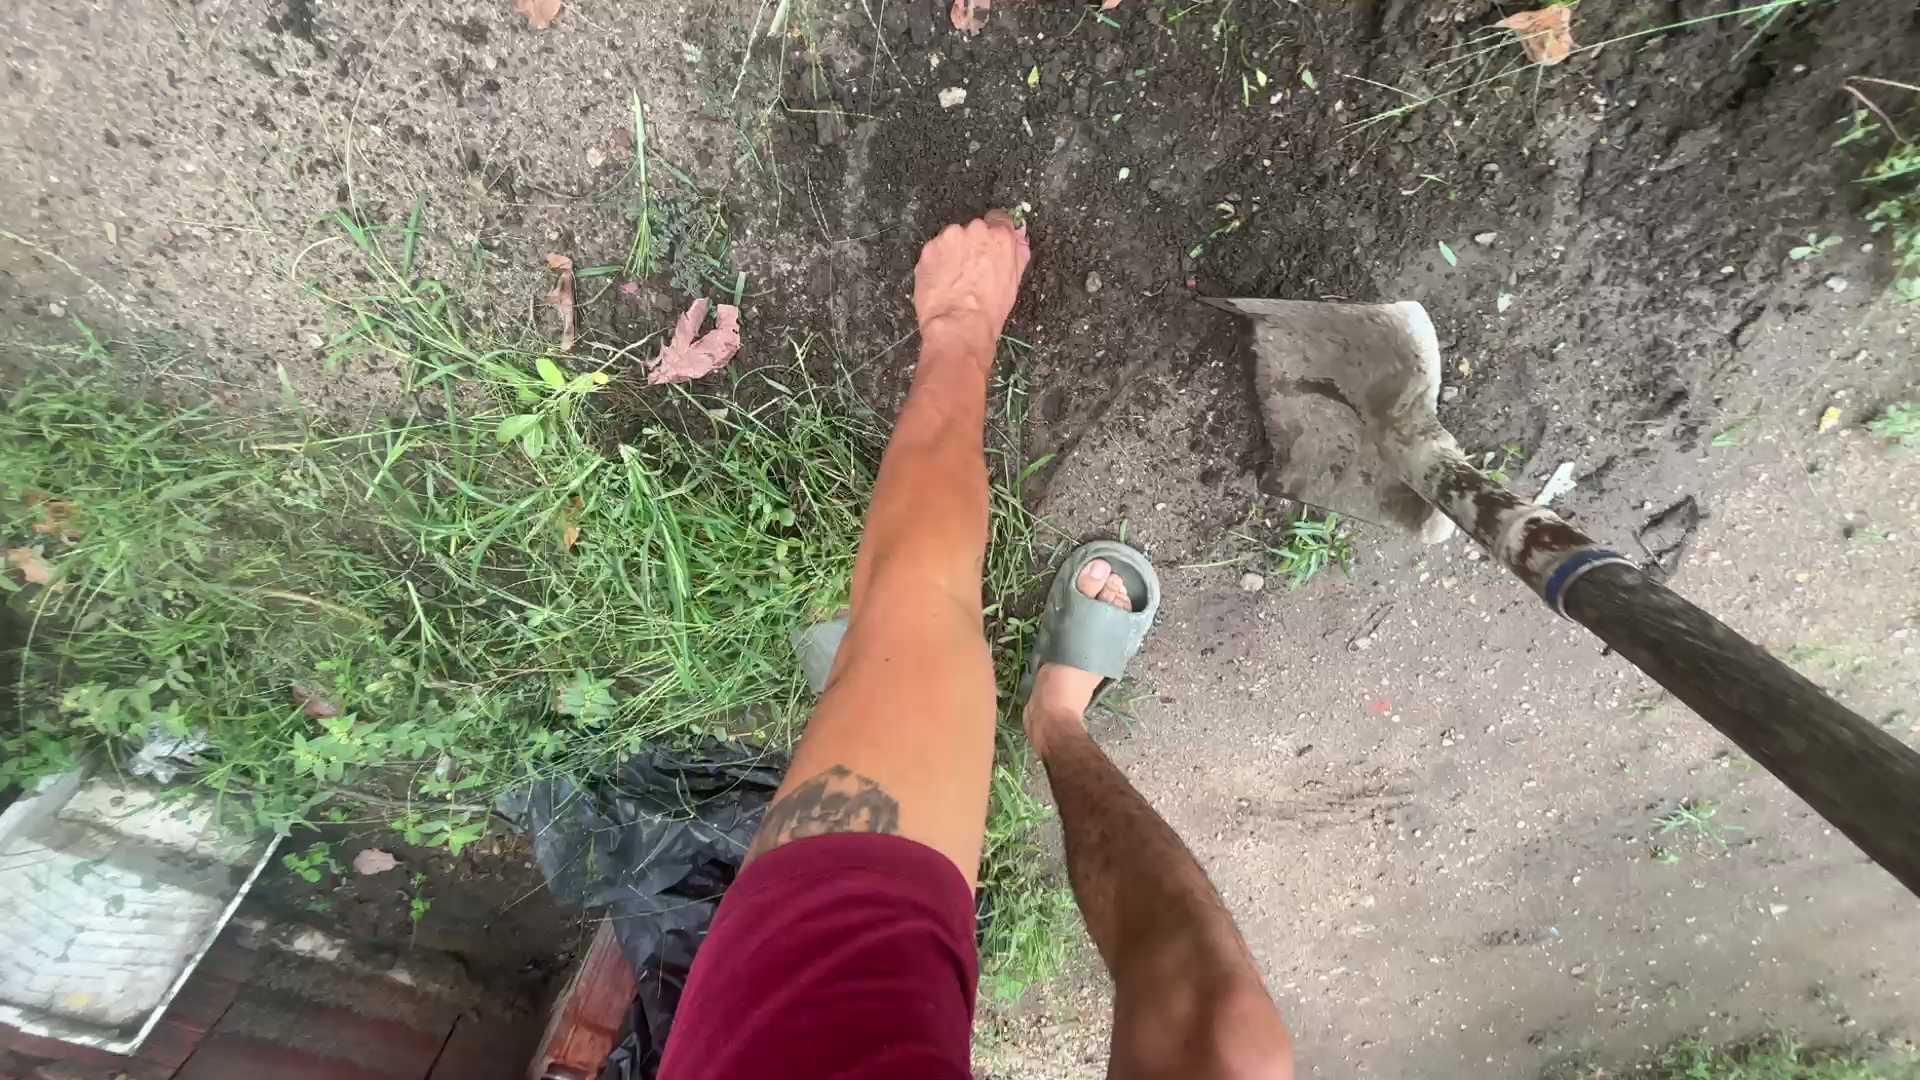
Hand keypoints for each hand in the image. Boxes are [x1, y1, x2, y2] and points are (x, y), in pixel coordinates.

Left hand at [913, 210, 1029, 356]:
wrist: (958, 326)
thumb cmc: (987, 311)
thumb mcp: (1014, 282)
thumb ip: (1018, 252)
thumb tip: (1019, 236)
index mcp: (1000, 236)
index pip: (999, 220)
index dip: (993, 238)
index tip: (988, 249)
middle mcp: (975, 230)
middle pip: (974, 231)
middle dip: (971, 248)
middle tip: (971, 274)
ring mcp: (950, 238)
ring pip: (952, 240)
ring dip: (953, 255)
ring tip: (955, 282)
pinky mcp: (929, 249)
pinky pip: (934, 252)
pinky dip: (936, 264)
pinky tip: (942, 284)